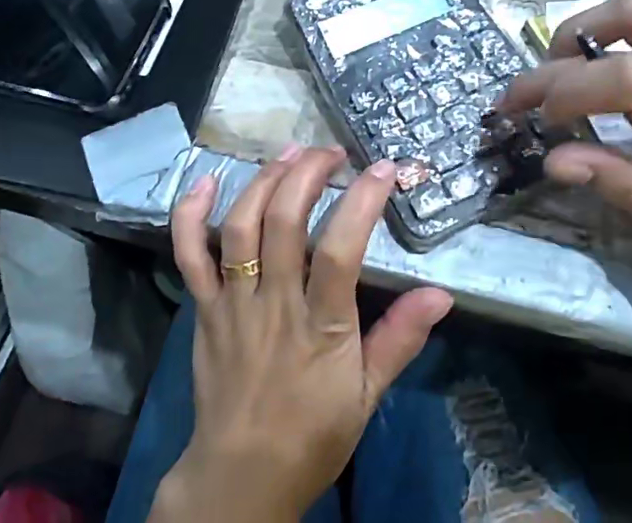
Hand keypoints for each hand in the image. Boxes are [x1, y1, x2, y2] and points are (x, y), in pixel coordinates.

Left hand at [156, 147, 453, 521]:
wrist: (238, 479)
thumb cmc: (312, 434)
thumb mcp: (368, 394)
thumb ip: (400, 338)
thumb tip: (441, 294)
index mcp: (320, 328)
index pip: (339, 251)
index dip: (361, 202)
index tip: (384, 169)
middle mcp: (273, 305)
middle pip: (283, 223)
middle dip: (308, 174)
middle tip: (332, 152)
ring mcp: (233, 304)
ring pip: (239, 227)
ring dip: (264, 180)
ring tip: (290, 152)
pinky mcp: (204, 309)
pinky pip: (189, 256)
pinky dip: (190, 214)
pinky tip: (206, 180)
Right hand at [499, 0, 631, 269]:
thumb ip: (624, 186)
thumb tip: (555, 160)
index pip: (628, 80)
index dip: (566, 91)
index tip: (529, 115)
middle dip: (569, 45)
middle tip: (542, 86)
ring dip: (596, 21)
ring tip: (571, 60)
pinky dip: (627, 17)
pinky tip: (617, 49)